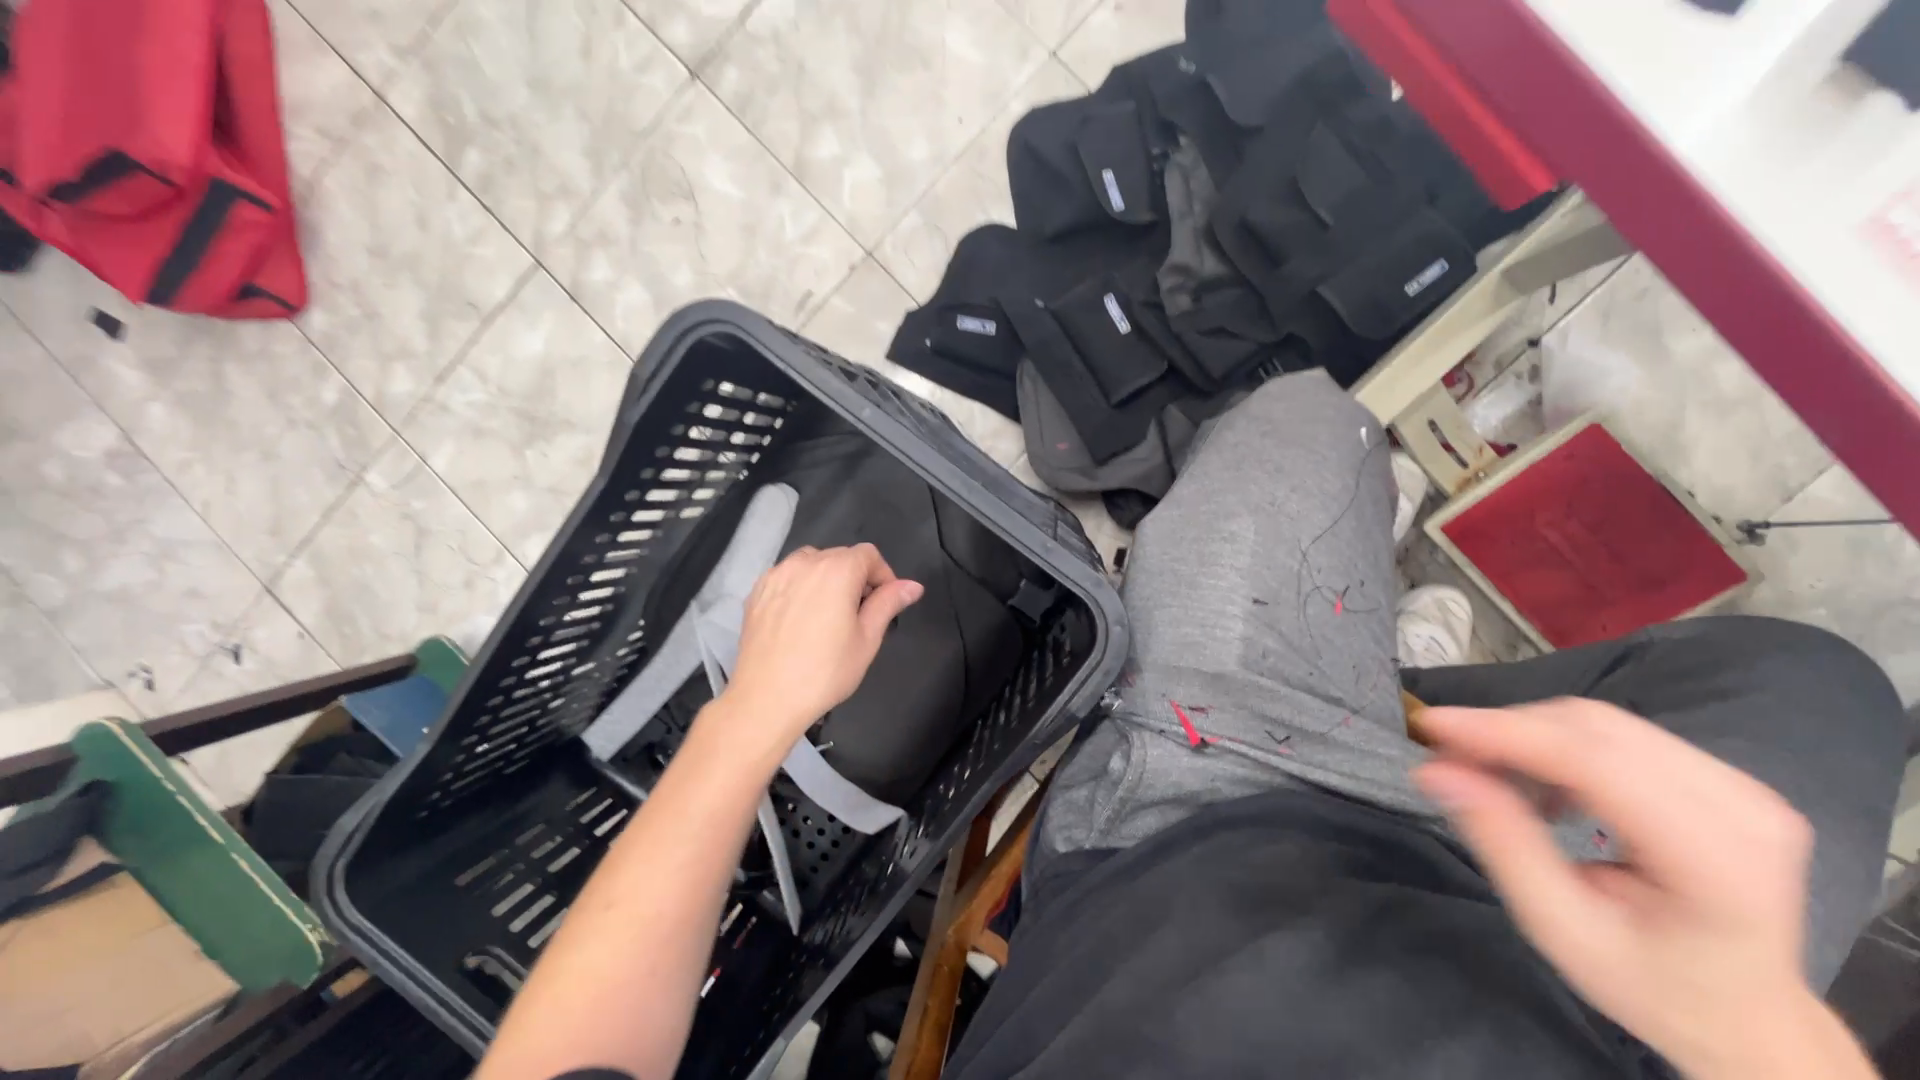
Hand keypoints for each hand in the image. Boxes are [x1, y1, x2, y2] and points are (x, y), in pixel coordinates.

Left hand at [717, 544, 922, 744]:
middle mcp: (804, 563)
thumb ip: (888, 603)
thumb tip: (913, 586)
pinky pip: (787, 577)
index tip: (885, 603)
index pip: (869, 555)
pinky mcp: (756, 592)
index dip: (883, 575)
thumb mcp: (867, 639)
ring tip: (829, 614)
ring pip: (811, 563)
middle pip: (839, 556)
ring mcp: (776, 575)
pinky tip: (800, 620)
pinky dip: (800, 588)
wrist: (766, 697)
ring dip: (827, 579)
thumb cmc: (825, 671)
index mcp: (837, 570)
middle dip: (856, 577)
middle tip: (859, 614)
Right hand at [1412, 699, 1839, 1077]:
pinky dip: (1561, 746)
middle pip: (1597, 730)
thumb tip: (1437, 771)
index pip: (1595, 762)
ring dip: (1530, 735)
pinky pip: (1621, 736)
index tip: (1430, 726)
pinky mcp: (1724, 777)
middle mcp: (1740, 804)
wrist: (1746, 1018)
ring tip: (1487, 773)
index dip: (1505, 733)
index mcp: (1714, 856)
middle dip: (1509, 731)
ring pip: (1604, 724)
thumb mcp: (1560, 929)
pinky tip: (1544, 787)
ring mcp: (1740, 786)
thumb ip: (1503, 843)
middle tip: (1448, 758)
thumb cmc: (1650, 986)